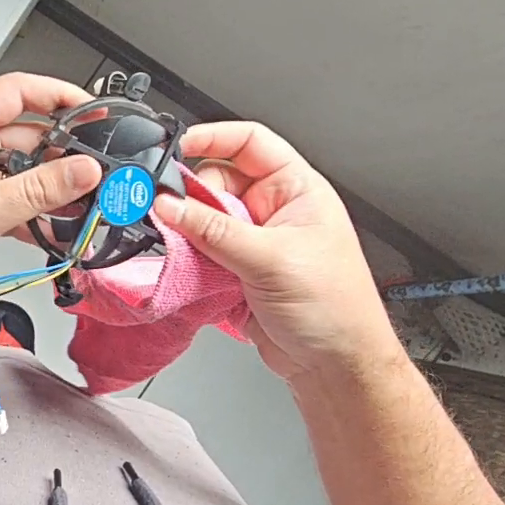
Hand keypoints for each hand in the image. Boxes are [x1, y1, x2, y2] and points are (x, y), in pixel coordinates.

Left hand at [0, 73, 102, 319]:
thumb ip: (35, 191)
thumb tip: (81, 170)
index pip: (15, 93)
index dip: (56, 95)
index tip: (90, 109)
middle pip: (30, 135)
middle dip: (64, 152)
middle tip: (96, 168)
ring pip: (29, 172)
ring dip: (56, 187)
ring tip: (85, 200)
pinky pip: (21, 200)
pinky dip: (41, 213)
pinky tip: (60, 227)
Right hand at [151, 122, 402, 382]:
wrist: (333, 365)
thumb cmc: (335, 309)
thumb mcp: (272, 259)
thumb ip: (214, 231)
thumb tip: (170, 206)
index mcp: (296, 190)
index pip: (250, 143)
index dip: (213, 138)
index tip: (176, 146)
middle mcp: (271, 211)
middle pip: (214, 183)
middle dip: (189, 197)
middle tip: (168, 212)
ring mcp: (249, 242)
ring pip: (199, 220)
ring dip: (184, 233)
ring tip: (177, 246)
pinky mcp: (231, 271)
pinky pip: (195, 254)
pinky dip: (183, 260)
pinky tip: (181, 268)